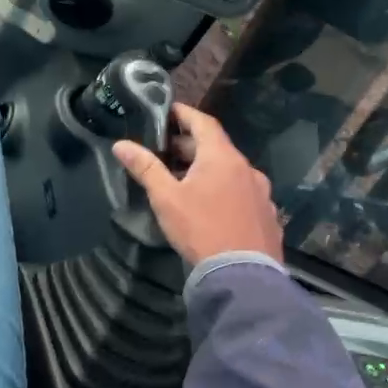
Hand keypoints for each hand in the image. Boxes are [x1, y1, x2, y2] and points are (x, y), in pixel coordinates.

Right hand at [112, 104, 283, 266]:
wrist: (245, 277)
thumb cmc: (201, 228)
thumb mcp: (165, 196)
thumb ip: (144, 166)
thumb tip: (120, 144)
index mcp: (223, 159)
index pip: (203, 122)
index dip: (183, 113)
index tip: (164, 110)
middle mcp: (247, 171)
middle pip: (215, 146)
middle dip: (187, 144)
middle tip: (161, 148)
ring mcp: (261, 194)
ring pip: (229, 170)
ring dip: (204, 167)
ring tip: (180, 177)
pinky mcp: (267, 216)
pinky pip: (241, 191)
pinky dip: (221, 187)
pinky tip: (206, 202)